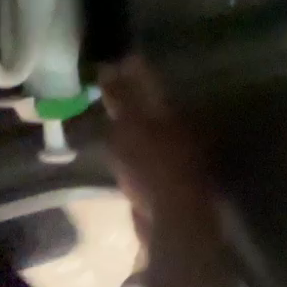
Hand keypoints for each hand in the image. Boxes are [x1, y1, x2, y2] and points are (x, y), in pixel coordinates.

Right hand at [99, 56, 217, 234]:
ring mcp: (177, 158)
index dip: (131, 69)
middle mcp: (181, 132)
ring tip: (106, 111)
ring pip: (149, 128)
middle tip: (104, 83)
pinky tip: (116, 144)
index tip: (112, 59)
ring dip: (130, 120)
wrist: (173, 227)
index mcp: (174, 115)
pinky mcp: (167, 181)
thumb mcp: (129, 128)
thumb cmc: (153, 169)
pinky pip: (146, 151)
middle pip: (152, 104)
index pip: (150, 82)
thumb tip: (109, 65)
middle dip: (131, 93)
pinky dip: (131, 144)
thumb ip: (120, 97)